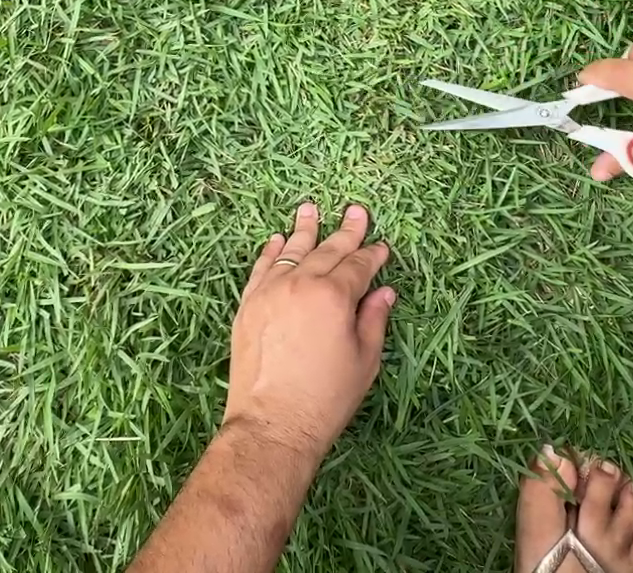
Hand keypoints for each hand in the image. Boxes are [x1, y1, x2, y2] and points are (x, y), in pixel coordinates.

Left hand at [222, 202, 395, 460]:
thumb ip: (373, 320)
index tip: (381, 246)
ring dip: (304, 229)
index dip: (372, 255)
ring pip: (291, 251)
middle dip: (345, 230)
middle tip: (356, 211)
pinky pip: (261, 268)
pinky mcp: (248, 304)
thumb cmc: (326, 398)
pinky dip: (270, 251)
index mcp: (334, 296)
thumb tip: (384, 292)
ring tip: (309, 208)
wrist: (271, 424)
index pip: (358, 266)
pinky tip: (276, 240)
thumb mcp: (363, 361)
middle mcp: (301, 283)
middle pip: (328, 250)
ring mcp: (271, 291)